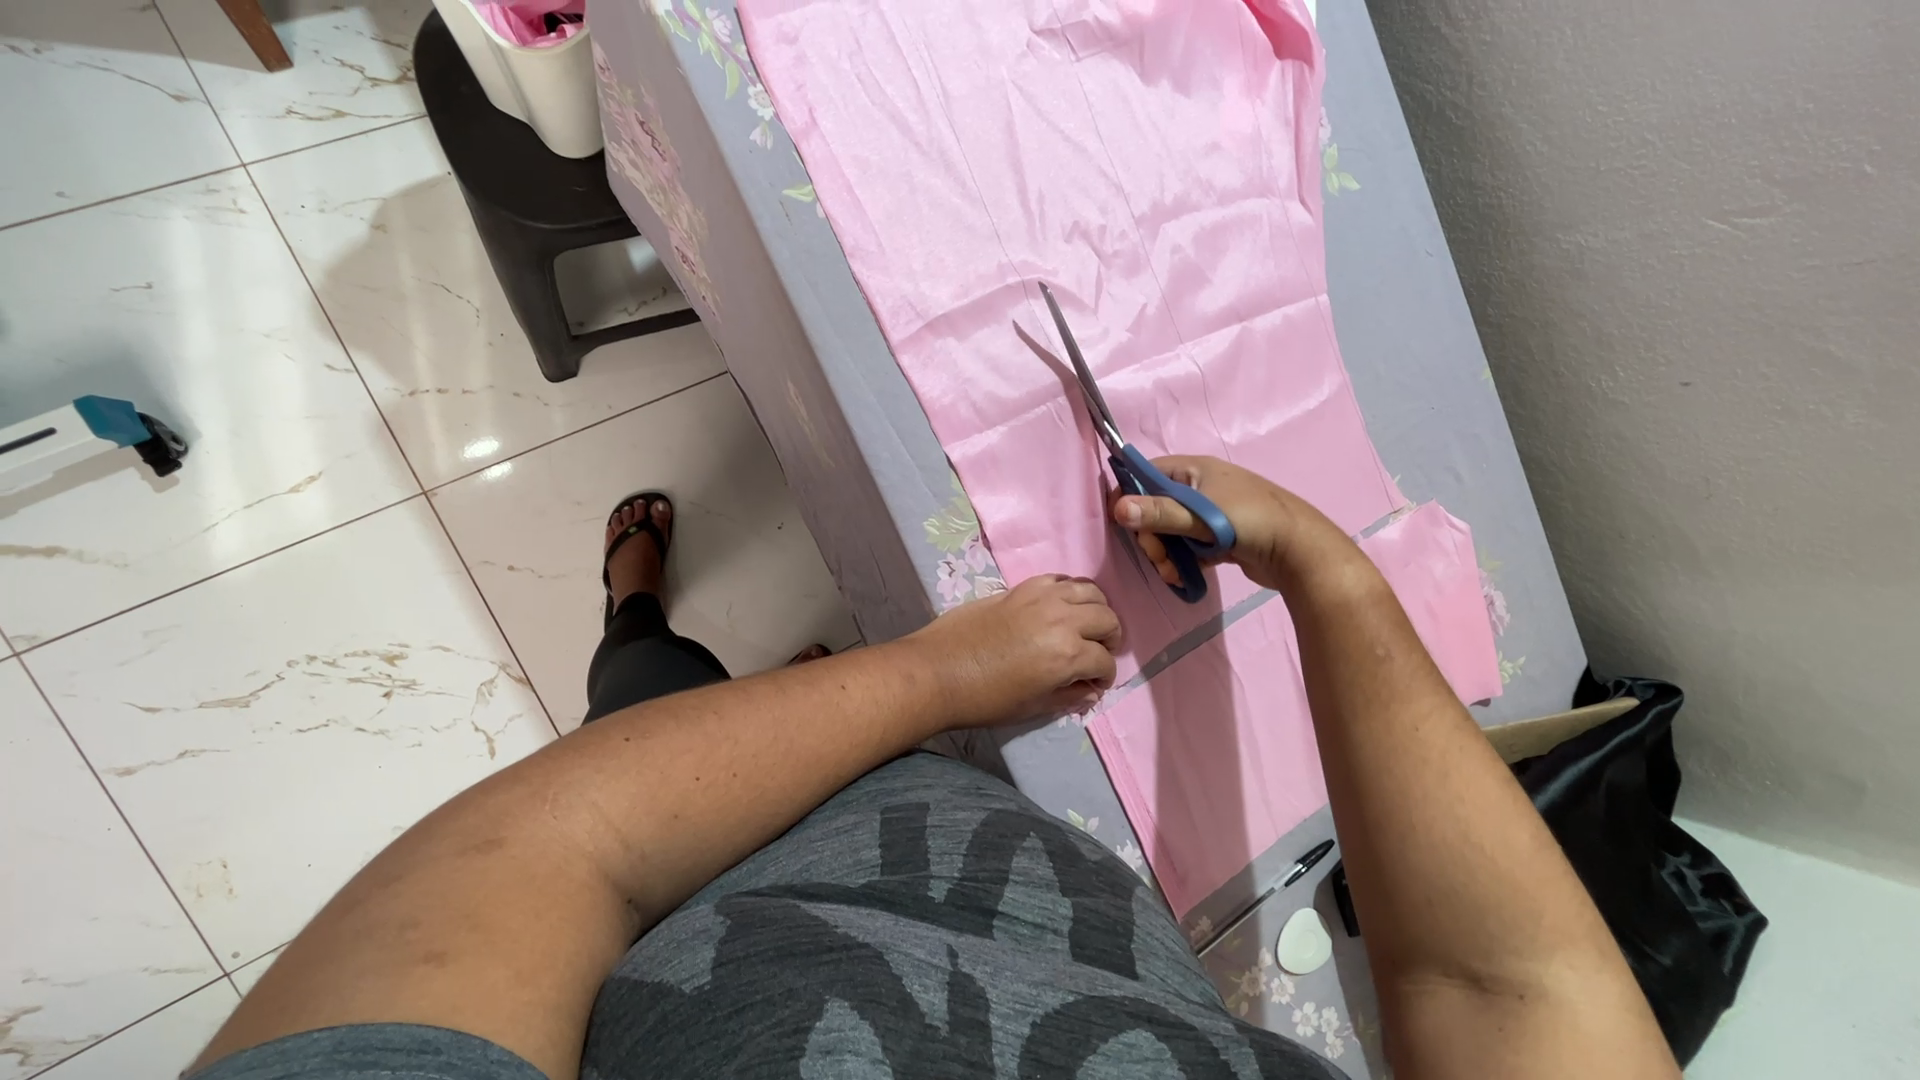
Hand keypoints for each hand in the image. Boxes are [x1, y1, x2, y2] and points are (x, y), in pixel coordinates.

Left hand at [903, 575, 1121, 728]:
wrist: (938, 671)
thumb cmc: (985, 699)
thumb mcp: (1033, 707)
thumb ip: (1068, 696)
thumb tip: (1091, 690)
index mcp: (1067, 654)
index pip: (1104, 661)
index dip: (1104, 676)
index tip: (1095, 683)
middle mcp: (1062, 619)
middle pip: (1107, 619)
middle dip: (1109, 639)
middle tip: (1096, 653)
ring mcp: (1042, 598)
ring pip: (1090, 591)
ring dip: (1095, 610)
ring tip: (1084, 626)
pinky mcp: (1022, 587)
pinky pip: (1060, 579)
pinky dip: (1069, 591)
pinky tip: (1060, 607)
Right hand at [1110, 455, 1350, 591]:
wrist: (1299, 552)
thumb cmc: (1249, 522)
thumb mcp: (1199, 516)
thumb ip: (1158, 513)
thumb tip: (1117, 508)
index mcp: (1194, 469)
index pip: (1146, 474)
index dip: (1130, 496)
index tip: (1125, 524)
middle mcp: (1200, 487)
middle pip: (1155, 508)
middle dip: (1152, 537)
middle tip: (1159, 557)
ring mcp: (1211, 513)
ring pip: (1171, 531)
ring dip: (1165, 554)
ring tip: (1173, 573)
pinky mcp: (1219, 537)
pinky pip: (1188, 546)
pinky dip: (1182, 560)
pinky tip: (1184, 576)